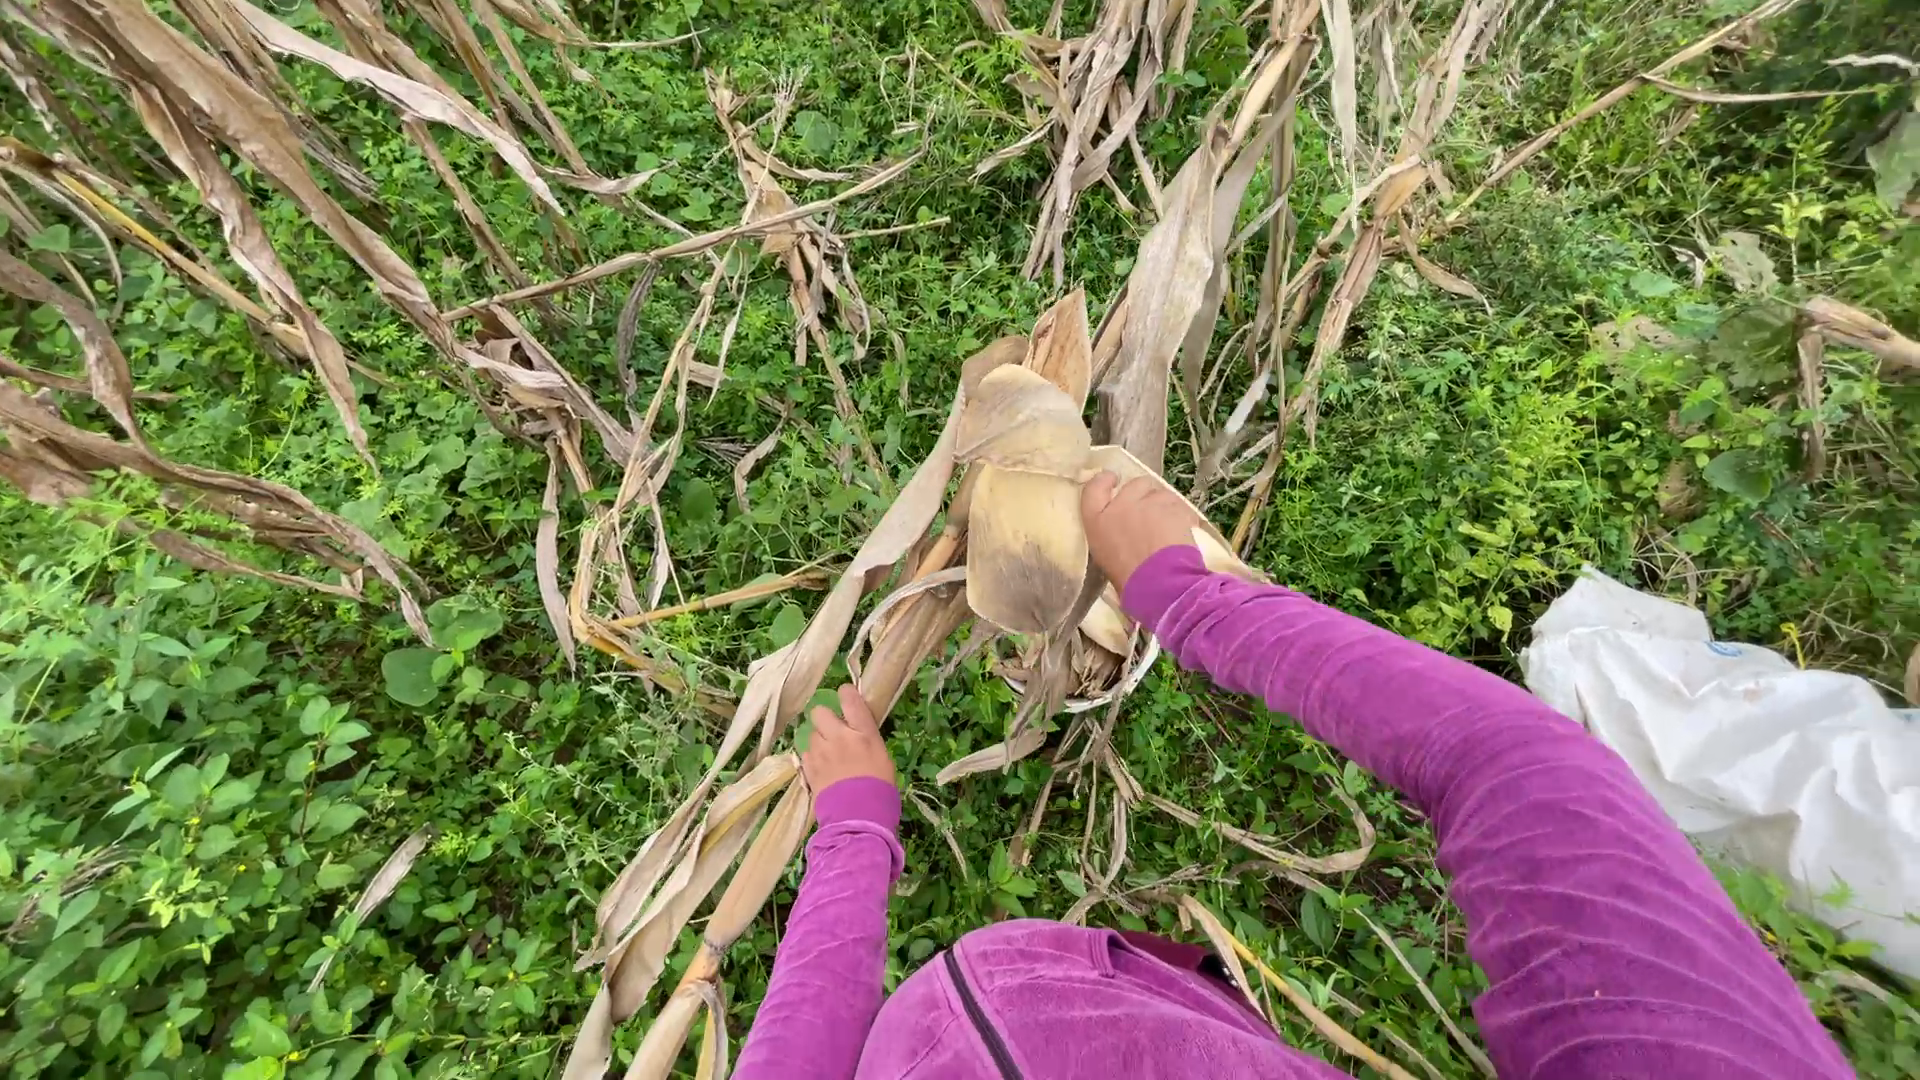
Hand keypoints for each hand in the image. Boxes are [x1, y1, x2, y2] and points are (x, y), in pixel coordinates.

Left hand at [801, 684, 894, 793]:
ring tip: (828, 755)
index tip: (846, 696)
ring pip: (811, 734)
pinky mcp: (809, 768)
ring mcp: (821, 752)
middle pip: (819, 711)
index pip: (849, 698)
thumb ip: (866, 737)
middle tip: (833, 730)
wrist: (860, 818)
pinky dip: (812, 758)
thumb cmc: (880, 788)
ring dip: (818, 740)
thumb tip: (857, 730)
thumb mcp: (882, 756)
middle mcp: (839, 736)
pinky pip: (805, 754)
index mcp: (863, 732)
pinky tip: (822, 769)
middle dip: (824, 718)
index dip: (846, 693)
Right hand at [1080, 471, 1201, 594]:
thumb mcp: (1106, 556)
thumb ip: (1111, 534)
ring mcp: (1148, 504)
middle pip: (1134, 485)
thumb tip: (1123, 530)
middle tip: (1149, 512)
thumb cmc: (1128, 579)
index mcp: (1097, 521)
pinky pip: (1179, 504)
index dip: (1104, 481)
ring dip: (1164, 504)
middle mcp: (1120, 506)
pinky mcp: (1172, 507)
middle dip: (1143, 493)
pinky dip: (1182, 514)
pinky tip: (1184, 531)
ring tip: (1169, 525)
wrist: (1157, 584)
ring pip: (1161, 493)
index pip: (1093, 489)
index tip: (1112, 480)